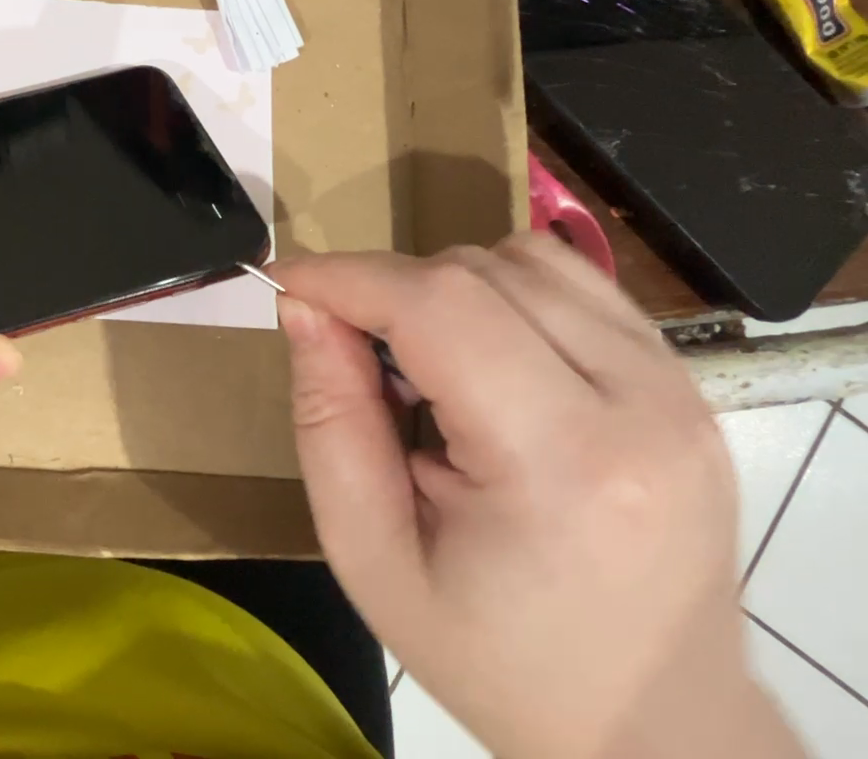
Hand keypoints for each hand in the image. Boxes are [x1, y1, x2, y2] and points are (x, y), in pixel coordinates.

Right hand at [274, 235, 801, 758]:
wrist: (647, 724)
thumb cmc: (486, 653)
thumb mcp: (366, 548)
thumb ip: (329, 417)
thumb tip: (303, 309)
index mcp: (563, 463)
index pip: (440, 307)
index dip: (346, 276)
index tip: (283, 285)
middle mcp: (646, 408)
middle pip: (482, 272)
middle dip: (386, 289)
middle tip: (346, 354)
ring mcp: (684, 393)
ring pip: (530, 261)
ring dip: (444, 288)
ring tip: (414, 360)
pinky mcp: (689, 389)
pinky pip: (577, 287)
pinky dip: (501, 295)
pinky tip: (476, 358)